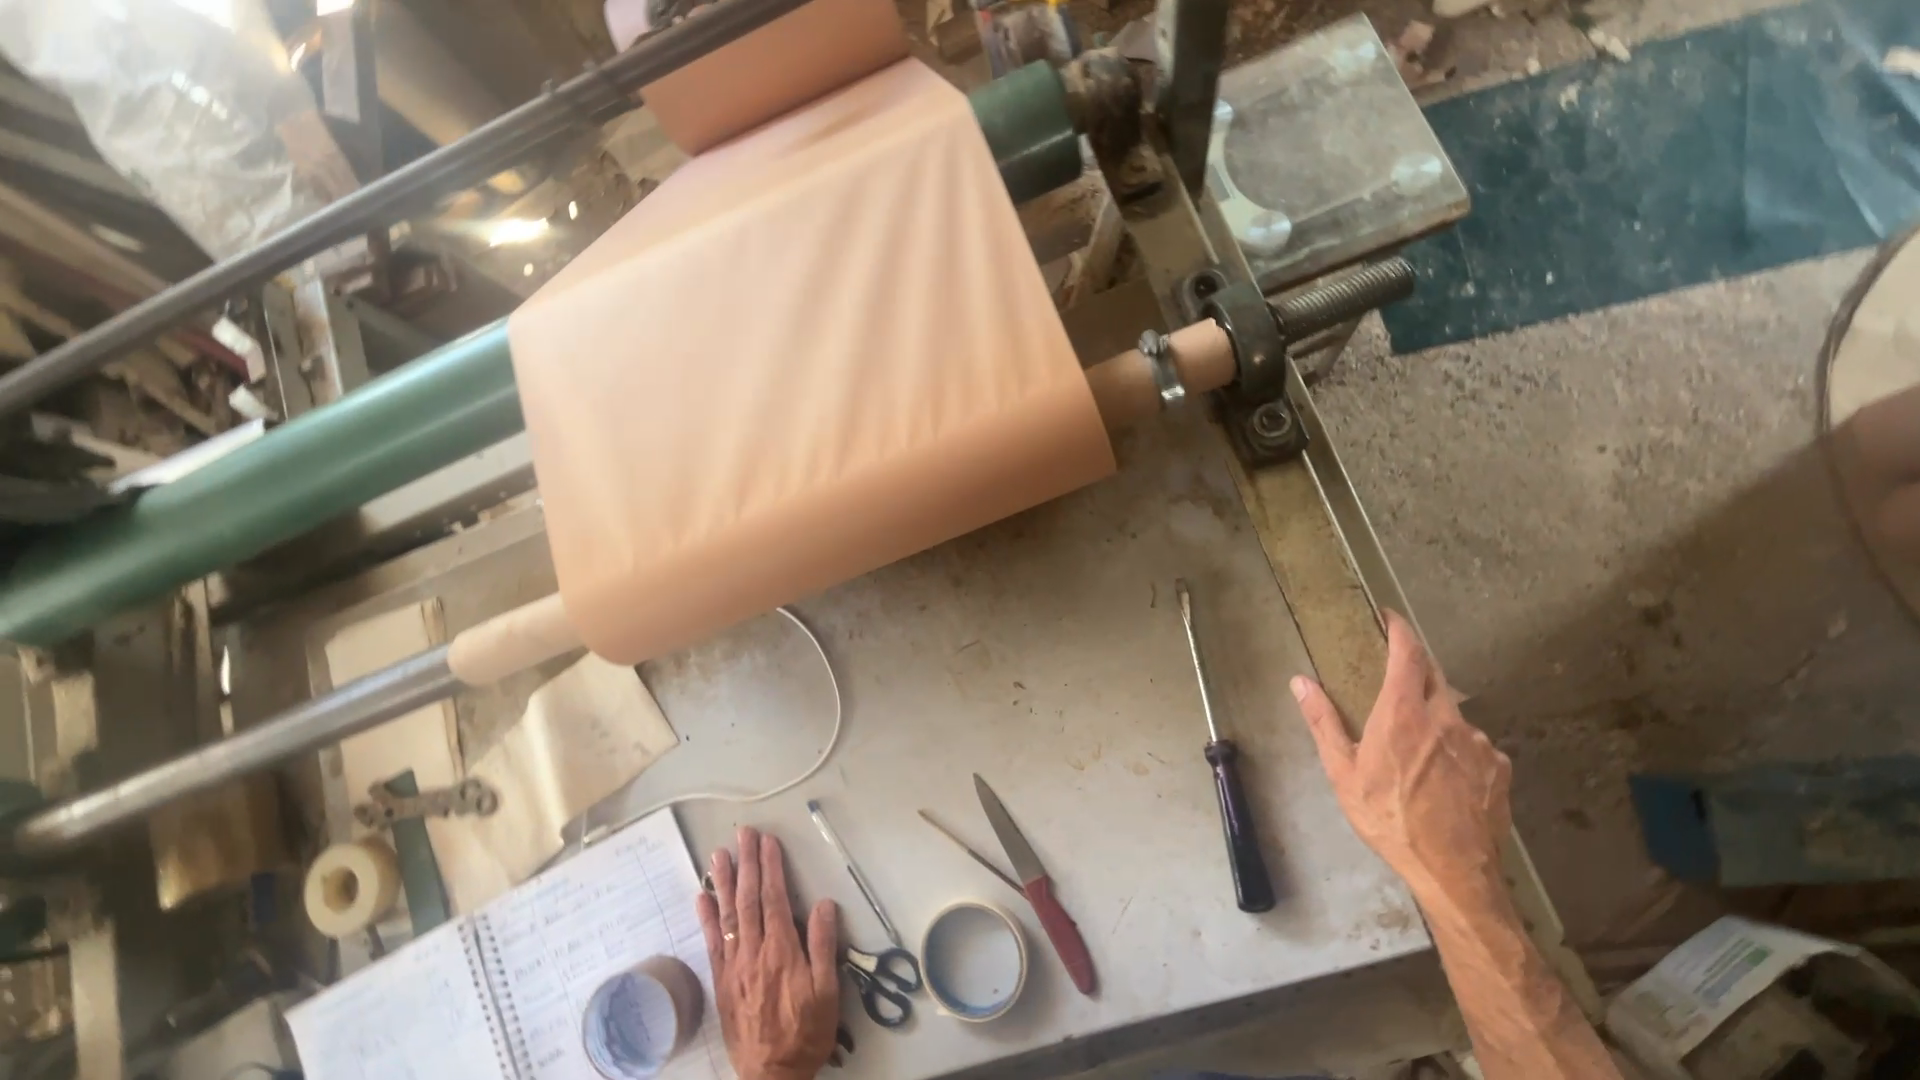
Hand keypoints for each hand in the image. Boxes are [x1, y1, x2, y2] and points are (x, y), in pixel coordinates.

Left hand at [697, 827, 840, 1079]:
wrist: (772, 1074)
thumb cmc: (807, 1031)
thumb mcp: (828, 991)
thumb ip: (823, 945)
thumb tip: (822, 904)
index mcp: (782, 951)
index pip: (775, 899)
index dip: (771, 868)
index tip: (768, 842)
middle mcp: (754, 952)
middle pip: (749, 899)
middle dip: (747, 864)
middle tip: (743, 834)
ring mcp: (734, 966)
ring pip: (727, 915)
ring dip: (724, 882)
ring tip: (719, 854)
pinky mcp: (723, 981)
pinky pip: (711, 944)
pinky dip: (706, 918)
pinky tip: (702, 898)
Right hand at [1290, 611, 1511, 900]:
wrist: (1454, 871)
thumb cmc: (1388, 819)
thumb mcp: (1343, 773)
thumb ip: (1323, 722)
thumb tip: (1300, 682)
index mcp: (1404, 713)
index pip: (1408, 653)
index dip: (1400, 629)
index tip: (1390, 617)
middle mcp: (1446, 718)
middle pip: (1435, 676)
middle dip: (1416, 668)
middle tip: (1395, 677)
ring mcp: (1479, 742)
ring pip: (1454, 714)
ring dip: (1436, 717)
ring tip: (1418, 748)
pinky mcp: (1499, 767)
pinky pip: (1475, 744)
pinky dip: (1457, 748)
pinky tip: (1444, 776)